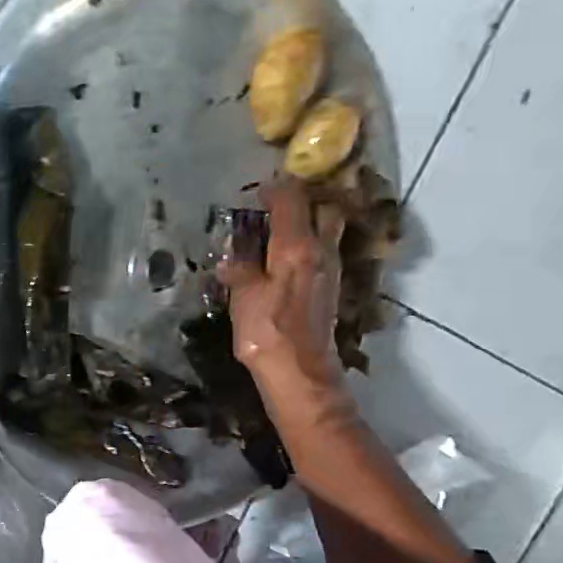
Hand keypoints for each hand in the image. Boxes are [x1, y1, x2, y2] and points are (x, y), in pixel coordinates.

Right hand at [219, 176, 349, 421]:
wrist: (299, 372)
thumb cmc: (266, 332)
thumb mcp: (243, 298)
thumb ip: (239, 272)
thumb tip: (232, 260)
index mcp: (296, 247)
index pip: (291, 201)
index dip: (275, 190)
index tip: (258, 191)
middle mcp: (320, 251)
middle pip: (323, 210)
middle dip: (304, 201)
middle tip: (278, 206)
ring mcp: (330, 270)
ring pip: (327, 231)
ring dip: (310, 224)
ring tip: (282, 231)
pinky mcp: (329, 290)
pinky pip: (323, 253)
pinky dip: (309, 247)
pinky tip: (289, 261)